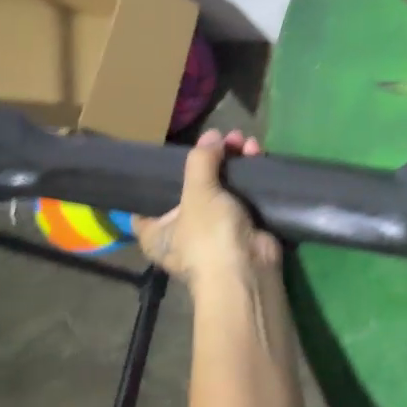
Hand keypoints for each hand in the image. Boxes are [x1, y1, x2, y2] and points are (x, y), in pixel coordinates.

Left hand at [132, 130, 278, 298]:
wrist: (248, 270)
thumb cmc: (208, 236)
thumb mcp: (197, 193)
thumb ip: (200, 161)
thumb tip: (211, 135)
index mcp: (157, 231)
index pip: (149, 200)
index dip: (160, 176)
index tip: (174, 154)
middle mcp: (183, 230)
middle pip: (192, 186)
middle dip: (210, 160)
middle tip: (224, 139)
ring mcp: (215, 228)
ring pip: (222, 187)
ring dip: (233, 163)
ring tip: (245, 141)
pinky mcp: (244, 226)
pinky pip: (244, 195)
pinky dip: (250, 176)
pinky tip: (257, 154)